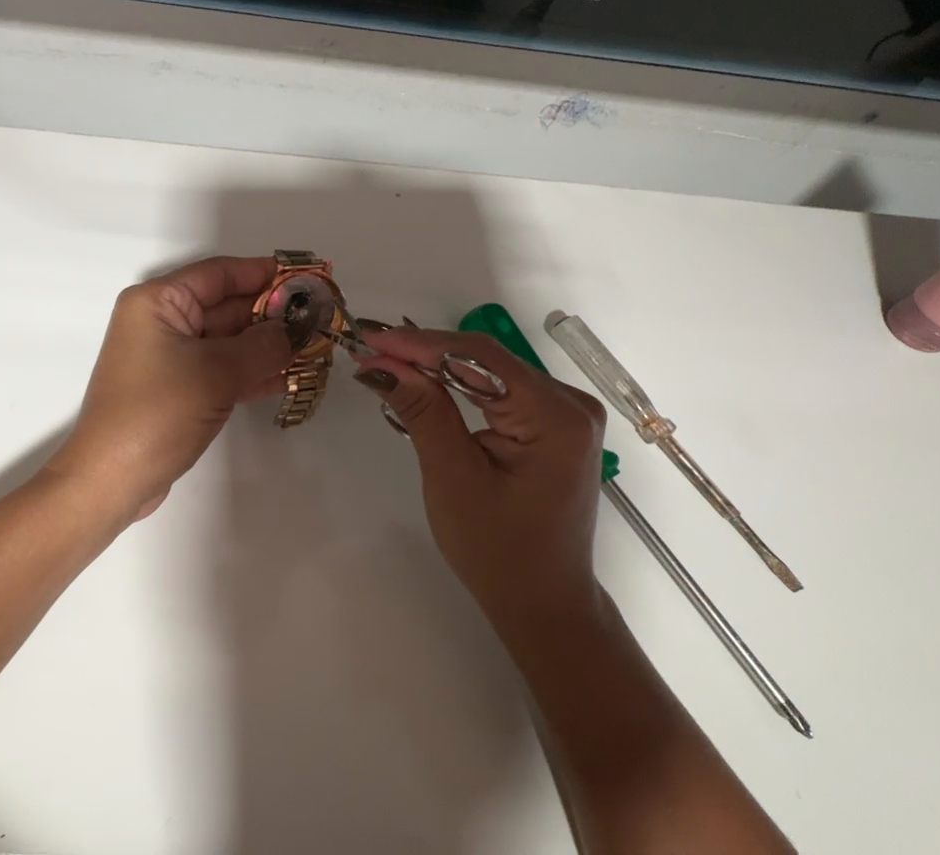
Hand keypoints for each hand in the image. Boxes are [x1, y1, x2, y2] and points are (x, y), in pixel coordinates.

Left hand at [48, 256, 294, 516]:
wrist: (112, 478)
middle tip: (322, 318)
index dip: (264, 273)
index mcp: (158, 302)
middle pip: (226, 306)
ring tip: (316, 347)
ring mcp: (169, 359)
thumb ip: (262, 346)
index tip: (308, 278)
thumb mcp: (215, 373)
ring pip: (228, 341)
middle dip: (273, 313)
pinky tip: (291, 376)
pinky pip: (222, 370)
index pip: (219, 274)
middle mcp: (161, 323)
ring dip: (268, 345)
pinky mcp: (177, 390)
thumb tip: (295, 330)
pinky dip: (253, 372)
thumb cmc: (157, 412)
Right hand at [350, 324, 609, 628]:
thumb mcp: (453, 477)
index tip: (369, 338)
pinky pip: (499, 391)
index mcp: (556, 417)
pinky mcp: (554, 425)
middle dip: (423, 353)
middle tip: (368, 350)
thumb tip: (380, 363)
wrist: (543, 601)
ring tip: (383, 362)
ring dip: (436, 366)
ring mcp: (566, 413)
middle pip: (486, 360)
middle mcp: (571, 404)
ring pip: (489, 372)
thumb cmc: (497, 549)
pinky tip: (421, 382)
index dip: (419, 343)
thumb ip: (422, 410)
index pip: (478, 358)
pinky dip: (458, 386)